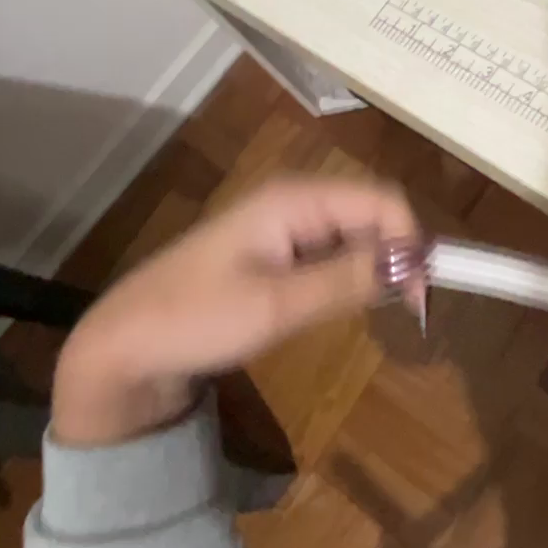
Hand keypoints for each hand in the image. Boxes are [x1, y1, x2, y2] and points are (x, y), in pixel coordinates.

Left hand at [51, 177, 421, 446]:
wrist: (125, 348)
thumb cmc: (194, 319)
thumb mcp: (277, 304)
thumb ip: (347, 280)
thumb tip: (413, 263)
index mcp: (294, 199)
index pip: (380, 200)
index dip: (411, 240)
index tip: (422, 295)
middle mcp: (295, 202)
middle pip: (372, 213)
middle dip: (400, 253)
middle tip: (413, 309)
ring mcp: (286, 227)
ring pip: (357, 234)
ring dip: (380, 266)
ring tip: (393, 309)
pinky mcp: (279, 254)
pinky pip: (335, 253)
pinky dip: (355, 275)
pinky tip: (356, 302)